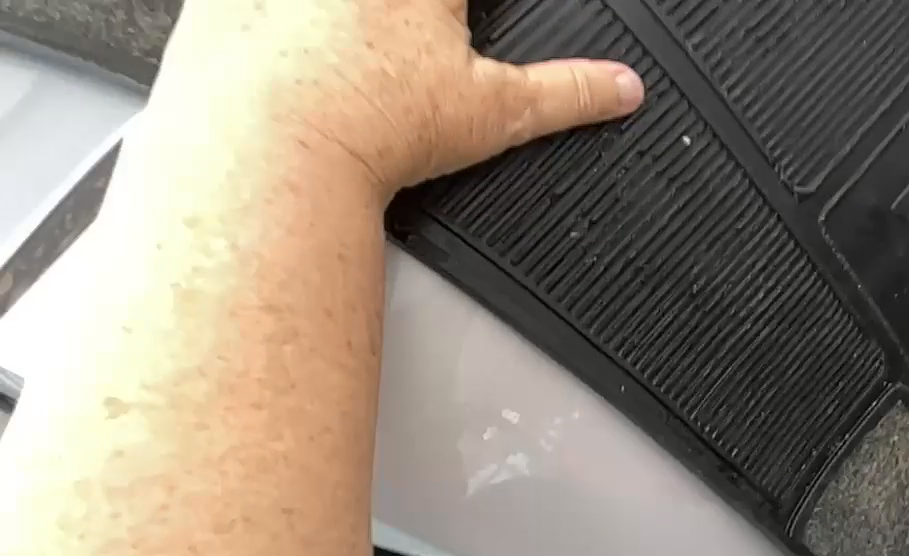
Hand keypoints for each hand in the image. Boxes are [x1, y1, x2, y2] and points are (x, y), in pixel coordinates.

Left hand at [143, 0, 645, 195]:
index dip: (494, 5)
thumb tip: (625, 88)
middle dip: (430, 12)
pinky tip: (312, 38)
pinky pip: (260, 5)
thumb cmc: (381, 122)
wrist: (281, 139)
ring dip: (357, 19)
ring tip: (376, 46)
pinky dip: (282, 18)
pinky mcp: (232, 0)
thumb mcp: (501, 112)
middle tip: (427, 40)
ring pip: (345, 3)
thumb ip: (569, 95)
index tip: (480, 17)